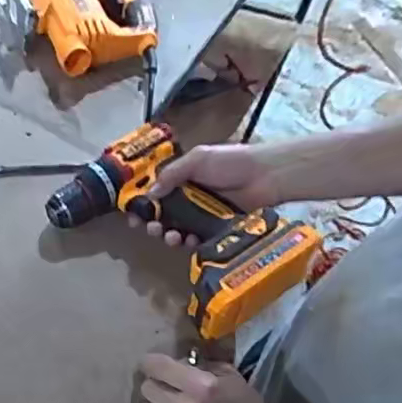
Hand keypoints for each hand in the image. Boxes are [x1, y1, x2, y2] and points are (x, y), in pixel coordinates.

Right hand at [126, 144, 277, 246]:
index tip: (133, 215)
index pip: (156, 195)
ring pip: (177, 230)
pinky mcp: (216, 229)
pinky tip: (188, 241)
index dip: (143, 206)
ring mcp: (203, 215)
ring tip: (168, 236)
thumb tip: (149, 194)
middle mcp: (189, 199)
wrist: (268, 175)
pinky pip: (197, 239)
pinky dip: (189, 243)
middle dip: (152, 224)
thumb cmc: (232, 162)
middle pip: (163, 216)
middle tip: (149, 228)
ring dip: (168, 235)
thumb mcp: (197, 159)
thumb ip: (172, 174)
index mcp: (182, 180)